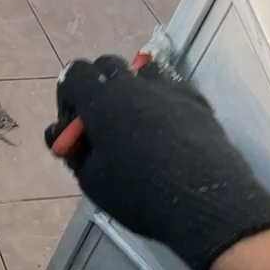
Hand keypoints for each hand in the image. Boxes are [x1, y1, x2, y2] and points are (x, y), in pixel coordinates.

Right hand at [44, 56, 269, 269]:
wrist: (205, 203)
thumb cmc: (139, 194)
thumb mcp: (91, 180)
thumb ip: (74, 150)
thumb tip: (65, 134)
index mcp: (101, 102)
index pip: (74, 74)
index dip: (68, 95)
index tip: (74, 122)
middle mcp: (132, 86)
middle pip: (107, 66)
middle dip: (98, 86)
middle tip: (101, 119)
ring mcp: (168, 90)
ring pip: (142, 70)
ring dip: (132, 87)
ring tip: (136, 120)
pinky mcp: (196, 100)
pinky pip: (170, 86)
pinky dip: (161, 99)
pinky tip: (166, 128)